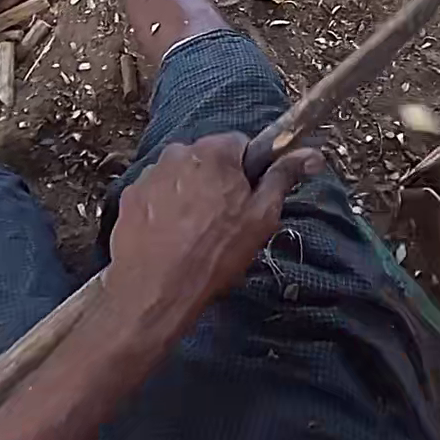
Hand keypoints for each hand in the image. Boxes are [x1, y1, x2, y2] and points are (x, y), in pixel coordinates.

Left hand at [104, 133, 320, 328]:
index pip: (242, 144)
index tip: (249, 198)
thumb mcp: (262, 216)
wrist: (153, 294)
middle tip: (226, 219)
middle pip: (210, 158)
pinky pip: (158, 193)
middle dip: (219, 180)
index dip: (249, 171)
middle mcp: (178, 152)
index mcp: (215, 150)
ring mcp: (149, 174)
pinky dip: (165, 208)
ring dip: (191, 193)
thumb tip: (311, 153)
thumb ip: (283, 177)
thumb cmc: (215, 254)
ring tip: (196, 232)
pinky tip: (171, 237)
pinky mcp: (128, 197)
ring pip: (182, 175)